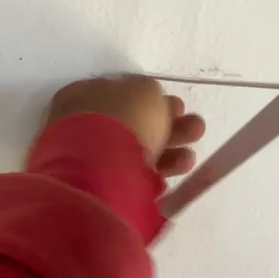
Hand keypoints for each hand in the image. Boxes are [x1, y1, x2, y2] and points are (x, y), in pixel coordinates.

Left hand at [48, 75, 205, 176]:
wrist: (100, 169)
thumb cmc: (121, 119)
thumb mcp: (144, 91)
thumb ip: (150, 93)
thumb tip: (152, 105)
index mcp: (83, 95)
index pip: (122, 94)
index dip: (153, 99)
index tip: (180, 106)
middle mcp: (83, 126)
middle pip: (134, 123)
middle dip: (169, 125)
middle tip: (195, 128)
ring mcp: (89, 159)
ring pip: (138, 150)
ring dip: (170, 149)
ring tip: (190, 156)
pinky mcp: (102, 187)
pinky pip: (136, 175)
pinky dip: (160, 171)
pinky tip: (181, 168)